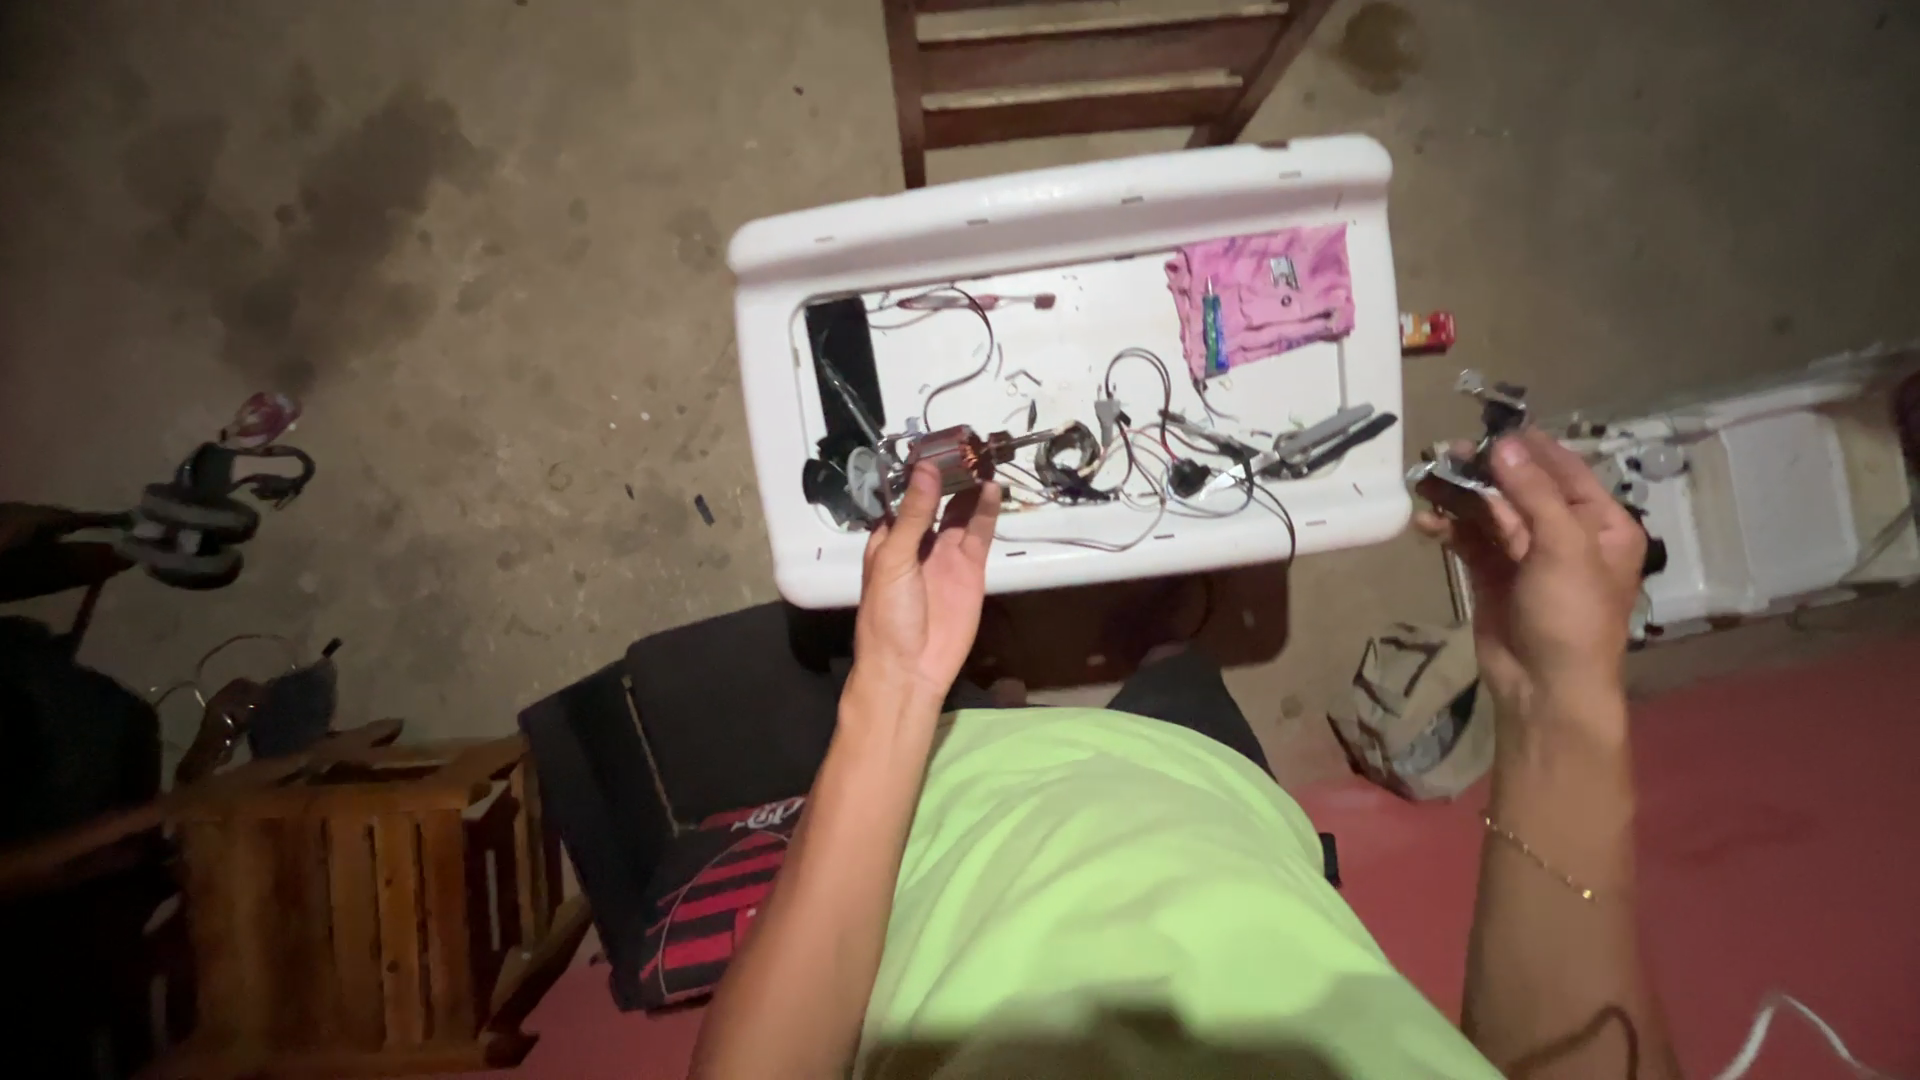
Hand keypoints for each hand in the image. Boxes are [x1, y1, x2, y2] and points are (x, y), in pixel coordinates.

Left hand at [851, 463, 1000, 704]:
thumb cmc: (888, 614)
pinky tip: (992, 489)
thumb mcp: (894, 560)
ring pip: (961, 512)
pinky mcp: (971, 569)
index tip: (936, 442)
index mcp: (889, 537)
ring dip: (971, 488)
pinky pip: (979, 534)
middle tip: (968, 444)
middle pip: (938, 499)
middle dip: (951, 474)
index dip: (920, 471)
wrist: (911, 668)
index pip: (905, 494)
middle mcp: (919, 540)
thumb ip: (913, 516)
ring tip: (984, 459)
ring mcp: (946, 554)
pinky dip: (986, 512)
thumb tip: (927, 470)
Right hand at [1415, 431, 1644, 736]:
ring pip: (1488, 513)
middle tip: (1447, 452)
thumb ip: (1533, 494)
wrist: (1543, 683)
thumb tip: (1504, 445)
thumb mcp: (1561, 548)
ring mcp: (1523, 555)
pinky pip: (1467, 540)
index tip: (1495, 425)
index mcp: (1599, 525)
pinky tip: (1425, 522)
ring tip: (1425, 481)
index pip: (1566, 472)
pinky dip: (1447, 529)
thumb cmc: (1571, 616)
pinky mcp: (1490, 573)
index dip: (1531, 448)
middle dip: (1485, 471)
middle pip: (1520, 489)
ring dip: (1458, 497)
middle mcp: (1563, 534)